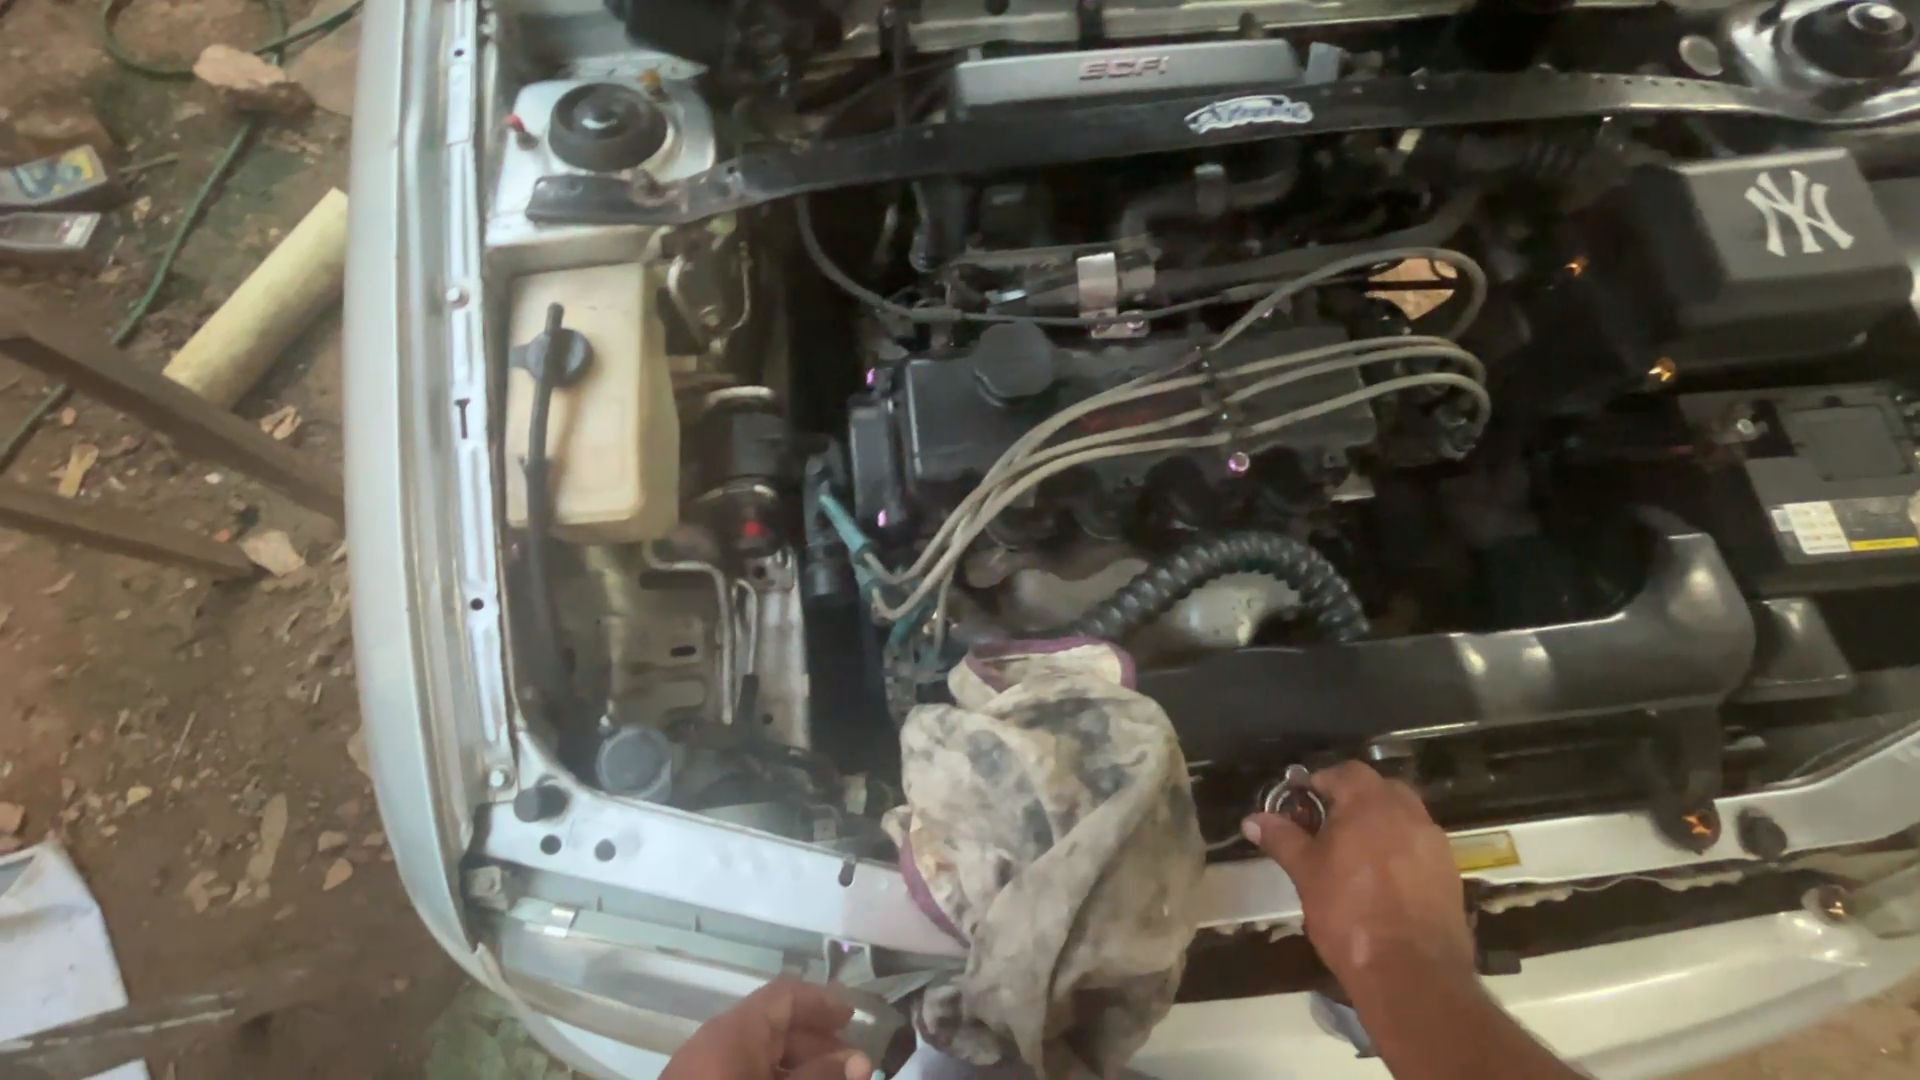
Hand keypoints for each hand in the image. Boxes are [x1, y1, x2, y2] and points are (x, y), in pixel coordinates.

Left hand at [661, 979, 874, 1079]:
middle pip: (776, 1027)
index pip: (785, 995)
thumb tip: (861, 1060)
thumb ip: (821, 1077)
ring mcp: (705, 1073)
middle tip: (855, 1066)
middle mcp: (719, 1043)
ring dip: (799, 1069)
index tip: (853, 1020)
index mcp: (736, 1030)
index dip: (821, 1002)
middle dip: (817, 1044)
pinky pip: (744, 1077)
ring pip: (762, 1059)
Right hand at [1242, 761, 1475, 994]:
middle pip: (1380, 789)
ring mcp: (1434, 846)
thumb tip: (1252, 819)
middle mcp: (1409, 815)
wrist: (1412, 975)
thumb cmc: (1349, 913)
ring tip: (1353, 854)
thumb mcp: (1305, 872)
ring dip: (1379, 824)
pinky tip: (1381, 880)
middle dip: (1353, 798)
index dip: (1320, 781)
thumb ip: (1280, 838)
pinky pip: (1419, 847)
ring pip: (1403, 817)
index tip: (1301, 803)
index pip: (1345, 771)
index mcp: (1371, 804)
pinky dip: (1400, 851)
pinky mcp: (1450, 876)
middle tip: (1327, 824)